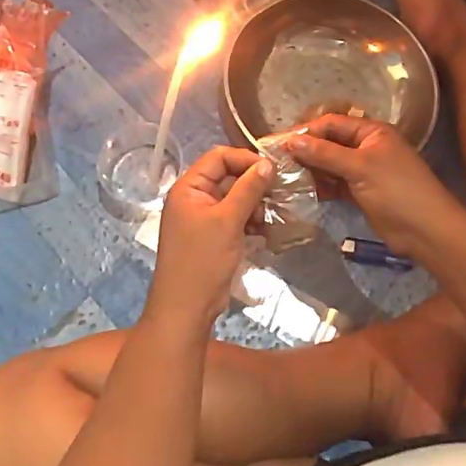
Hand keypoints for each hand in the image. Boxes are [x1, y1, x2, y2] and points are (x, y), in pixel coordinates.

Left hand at [150, 147, 273, 324]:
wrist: (186, 308)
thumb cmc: (203, 260)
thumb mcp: (228, 221)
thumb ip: (248, 189)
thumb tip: (267, 164)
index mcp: (188, 187)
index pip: (218, 157)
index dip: (245, 159)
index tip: (273, 171)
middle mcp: (193, 197)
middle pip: (226, 176)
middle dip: (253, 183)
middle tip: (279, 193)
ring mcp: (202, 218)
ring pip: (233, 198)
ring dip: (254, 203)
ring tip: (271, 216)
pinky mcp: (212, 236)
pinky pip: (233, 218)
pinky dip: (249, 220)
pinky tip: (265, 230)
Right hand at [286, 116, 464, 257]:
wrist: (426, 232)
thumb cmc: (397, 191)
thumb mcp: (360, 167)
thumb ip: (324, 153)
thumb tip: (290, 141)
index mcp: (372, 132)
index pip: (331, 124)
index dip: (305, 131)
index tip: (279, 142)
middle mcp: (366, 147)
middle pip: (329, 143)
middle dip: (305, 150)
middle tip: (277, 160)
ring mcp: (364, 170)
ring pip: (330, 164)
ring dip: (310, 169)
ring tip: (283, 176)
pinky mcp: (361, 192)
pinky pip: (334, 183)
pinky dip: (320, 186)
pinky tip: (301, 191)